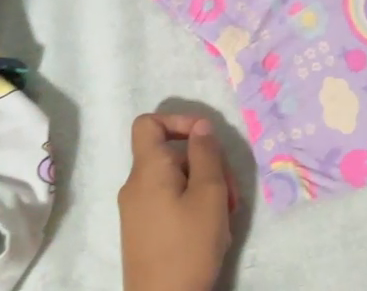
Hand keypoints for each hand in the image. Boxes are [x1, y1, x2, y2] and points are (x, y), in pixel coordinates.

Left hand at [119, 114, 234, 290]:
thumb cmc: (188, 247)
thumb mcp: (209, 193)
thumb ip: (207, 153)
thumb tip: (201, 126)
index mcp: (148, 170)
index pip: (149, 123)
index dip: (179, 120)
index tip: (206, 139)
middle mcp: (136, 186)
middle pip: (172, 152)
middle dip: (206, 162)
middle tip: (230, 189)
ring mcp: (138, 210)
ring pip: (177, 178)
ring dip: (206, 186)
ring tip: (226, 213)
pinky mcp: (145, 231)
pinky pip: (170, 200)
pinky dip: (193, 204)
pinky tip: (213, 228)